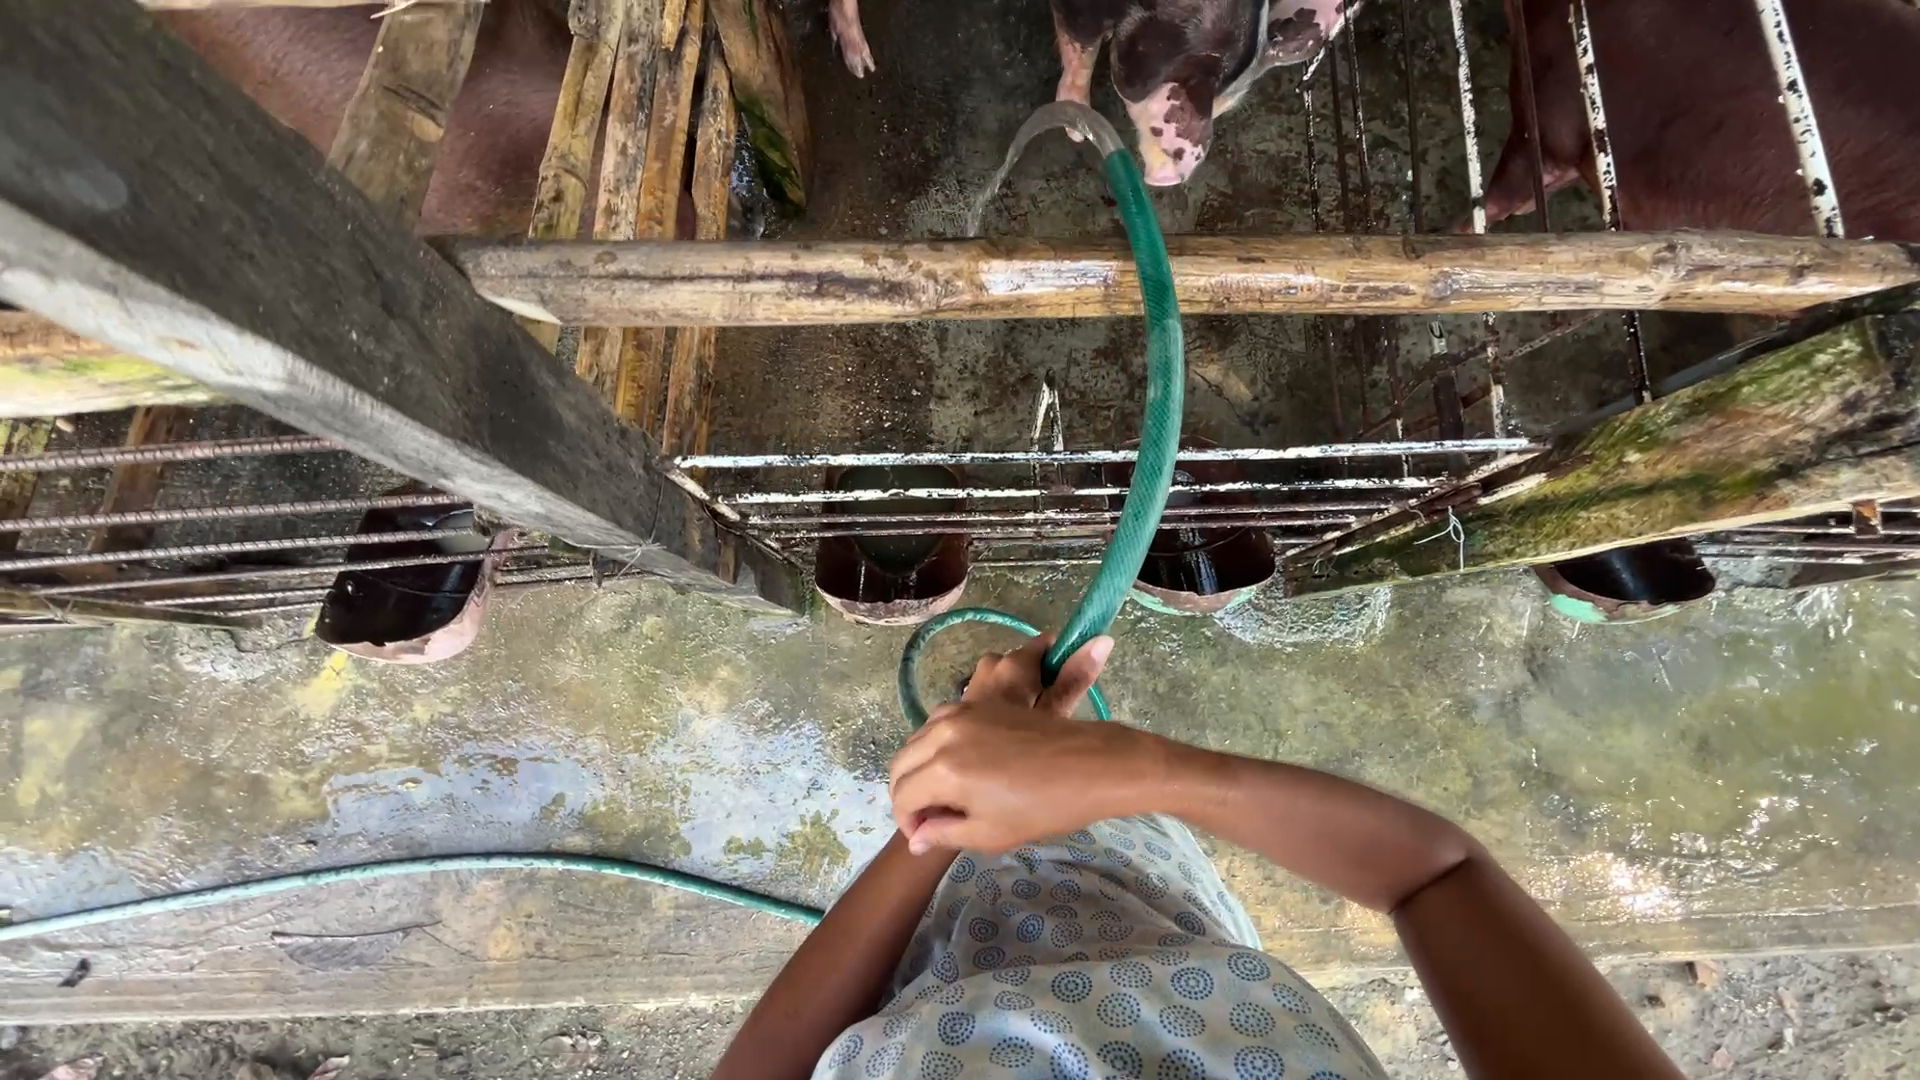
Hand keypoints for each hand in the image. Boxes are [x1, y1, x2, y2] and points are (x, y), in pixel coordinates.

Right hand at [890, 635, 1168, 854]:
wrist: (1090, 764)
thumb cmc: (1043, 806)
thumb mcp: (990, 833)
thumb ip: (944, 833)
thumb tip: (916, 838)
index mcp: (943, 768)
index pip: (902, 796)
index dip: (907, 822)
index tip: (924, 836)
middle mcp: (943, 733)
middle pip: (900, 762)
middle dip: (906, 793)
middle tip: (929, 817)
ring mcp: (962, 711)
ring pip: (917, 738)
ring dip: (919, 765)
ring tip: (943, 790)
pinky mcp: (980, 703)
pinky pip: (940, 721)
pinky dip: (936, 743)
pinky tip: (957, 762)